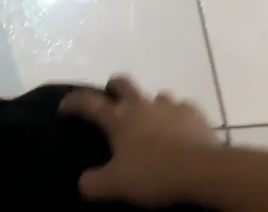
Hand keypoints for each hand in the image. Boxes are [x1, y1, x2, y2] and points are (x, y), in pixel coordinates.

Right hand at [61, 75, 217, 206]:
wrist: (202, 171)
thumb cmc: (155, 174)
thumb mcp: (119, 185)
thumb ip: (96, 183)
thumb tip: (81, 183)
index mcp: (119, 118)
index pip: (89, 103)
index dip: (74, 102)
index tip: (65, 105)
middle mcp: (141, 104)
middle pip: (123, 83)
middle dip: (115, 86)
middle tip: (114, 97)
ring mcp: (169, 106)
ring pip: (157, 96)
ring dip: (153, 106)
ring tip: (155, 122)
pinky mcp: (194, 113)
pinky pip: (184, 109)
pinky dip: (180, 117)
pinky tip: (183, 130)